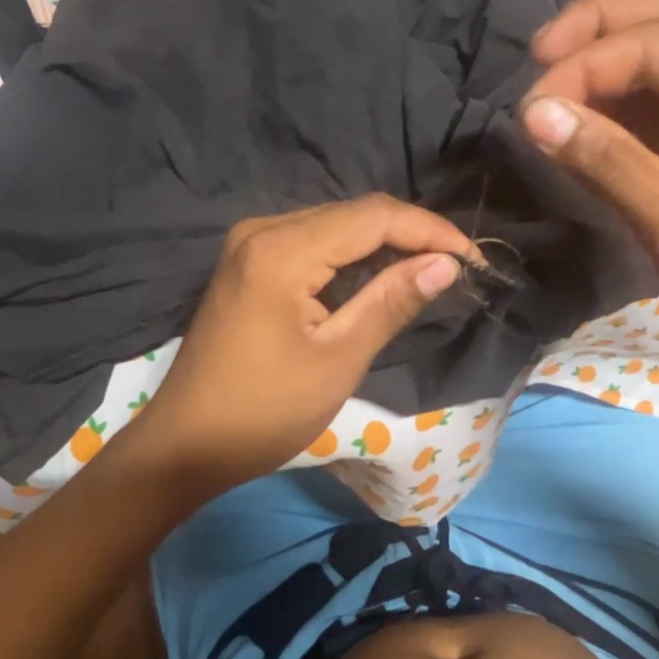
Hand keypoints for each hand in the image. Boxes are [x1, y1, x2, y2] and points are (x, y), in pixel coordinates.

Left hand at [137, 194, 475, 490]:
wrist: (184, 445)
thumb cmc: (264, 411)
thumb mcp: (338, 359)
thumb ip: (391, 301)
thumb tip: (446, 262)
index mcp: (281, 249)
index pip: (373, 217)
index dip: (429, 230)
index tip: (474, 258)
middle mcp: (263, 229)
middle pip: (354, 213)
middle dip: (410, 234)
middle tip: (458, 266)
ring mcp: (251, 243)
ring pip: (335, 225)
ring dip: (384, 243)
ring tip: (431, 270)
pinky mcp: (248, 262)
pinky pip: (313, 242)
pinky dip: (353, 255)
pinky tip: (381, 276)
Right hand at [518, 0, 658, 381]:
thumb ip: (606, 161)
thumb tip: (530, 111)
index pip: (656, 40)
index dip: (585, 64)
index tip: (528, 109)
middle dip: (597, 27)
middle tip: (536, 59)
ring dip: (602, 59)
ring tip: (548, 93)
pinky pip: (655, 98)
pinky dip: (612, 99)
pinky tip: (576, 121)